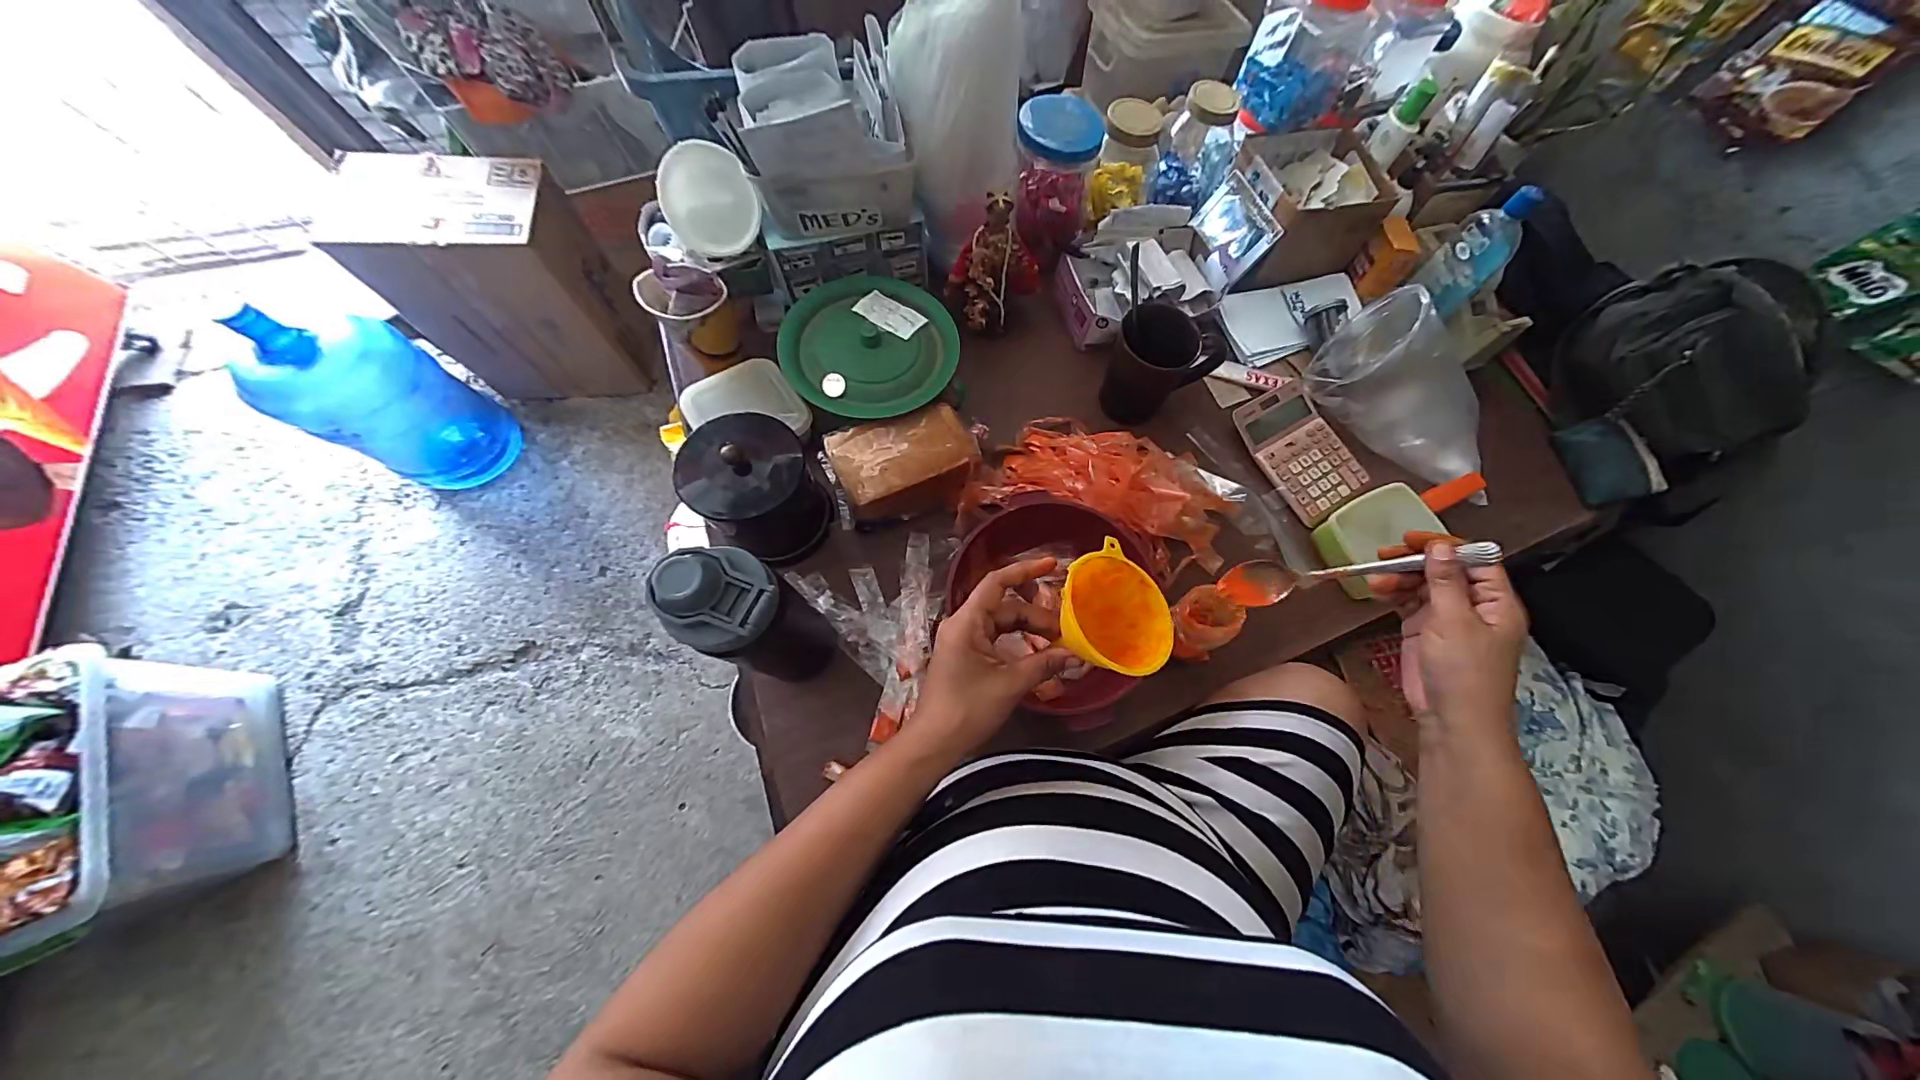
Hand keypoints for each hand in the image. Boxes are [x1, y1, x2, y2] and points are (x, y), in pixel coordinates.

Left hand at [907, 558, 1074, 759]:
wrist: (934, 742)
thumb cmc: (967, 709)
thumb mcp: (1010, 684)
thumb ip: (1044, 664)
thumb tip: (1075, 655)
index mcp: (967, 622)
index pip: (997, 583)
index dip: (1025, 570)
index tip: (1053, 565)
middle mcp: (963, 625)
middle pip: (1006, 607)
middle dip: (1038, 617)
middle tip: (1067, 633)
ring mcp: (963, 641)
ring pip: (1004, 625)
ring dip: (1031, 632)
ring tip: (1059, 646)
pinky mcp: (966, 657)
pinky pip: (997, 640)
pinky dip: (1019, 645)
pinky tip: (1039, 657)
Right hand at [1368, 533, 1527, 736]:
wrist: (1452, 720)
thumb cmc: (1464, 674)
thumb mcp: (1454, 621)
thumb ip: (1445, 581)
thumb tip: (1440, 548)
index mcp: (1496, 602)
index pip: (1474, 562)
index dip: (1446, 547)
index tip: (1413, 540)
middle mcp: (1474, 607)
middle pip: (1444, 571)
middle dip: (1415, 562)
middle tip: (1385, 555)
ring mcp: (1448, 620)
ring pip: (1423, 586)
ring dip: (1400, 579)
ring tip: (1375, 579)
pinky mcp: (1425, 633)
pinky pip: (1409, 604)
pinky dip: (1394, 595)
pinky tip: (1377, 590)